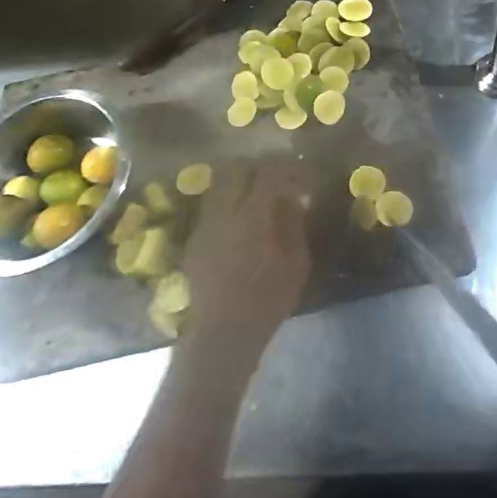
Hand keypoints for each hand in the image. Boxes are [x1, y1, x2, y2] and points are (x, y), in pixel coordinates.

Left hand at [183, 160, 311, 343]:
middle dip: (259, 164)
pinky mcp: (195, 239)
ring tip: (259, 190)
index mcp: (253, 216)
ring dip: (240, 179)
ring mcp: (205, 224)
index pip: (268, 173)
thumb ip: (293, 223)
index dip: (286, 166)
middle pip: (235, 168)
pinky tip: (242, 217)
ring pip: (218, 184)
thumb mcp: (296, 263)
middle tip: (278, 173)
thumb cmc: (268, 300)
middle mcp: (224, 213)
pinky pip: (212, 206)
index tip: (301, 170)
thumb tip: (293, 196)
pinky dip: (228, 200)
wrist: (223, 333)